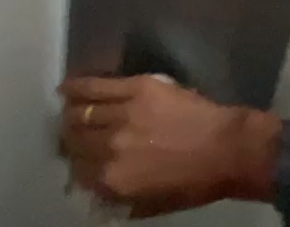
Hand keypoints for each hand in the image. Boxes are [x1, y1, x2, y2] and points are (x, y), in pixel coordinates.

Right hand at [57, 75, 281, 217]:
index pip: (77, 171)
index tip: (76, 160)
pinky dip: (77, 86)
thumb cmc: (191, 183)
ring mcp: (123, 113)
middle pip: (74, 139)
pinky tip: (66, 88)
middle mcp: (111, 146)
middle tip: (71, 135)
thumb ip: (116, 197)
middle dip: (68, 139)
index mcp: (114, 180)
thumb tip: (92, 187)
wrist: (223, 147)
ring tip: (67, 111)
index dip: (74, 165)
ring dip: (70, 113)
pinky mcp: (136, 86)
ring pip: (80, 111)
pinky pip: (97, 85)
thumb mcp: (148, 204)